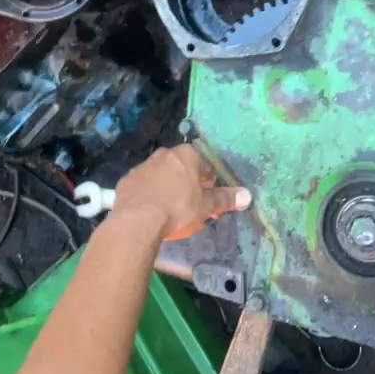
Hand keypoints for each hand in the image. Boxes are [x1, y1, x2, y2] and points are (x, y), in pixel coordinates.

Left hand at [109, 144, 250, 241]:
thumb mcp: (205, 205)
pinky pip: (143, 184)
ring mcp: (144, 165)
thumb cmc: (178, 207)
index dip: (209, 183)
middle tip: (190, 204)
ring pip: (161, 174)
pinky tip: (150, 209)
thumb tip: (247, 195)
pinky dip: (148, 193)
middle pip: (182, 167)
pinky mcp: (128, 179)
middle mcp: (165, 154)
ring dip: (166, 186)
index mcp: (187, 155)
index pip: (205, 166)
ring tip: (168, 208)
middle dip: (187, 183)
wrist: (138, 219)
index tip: (207, 199)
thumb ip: (225, 199)